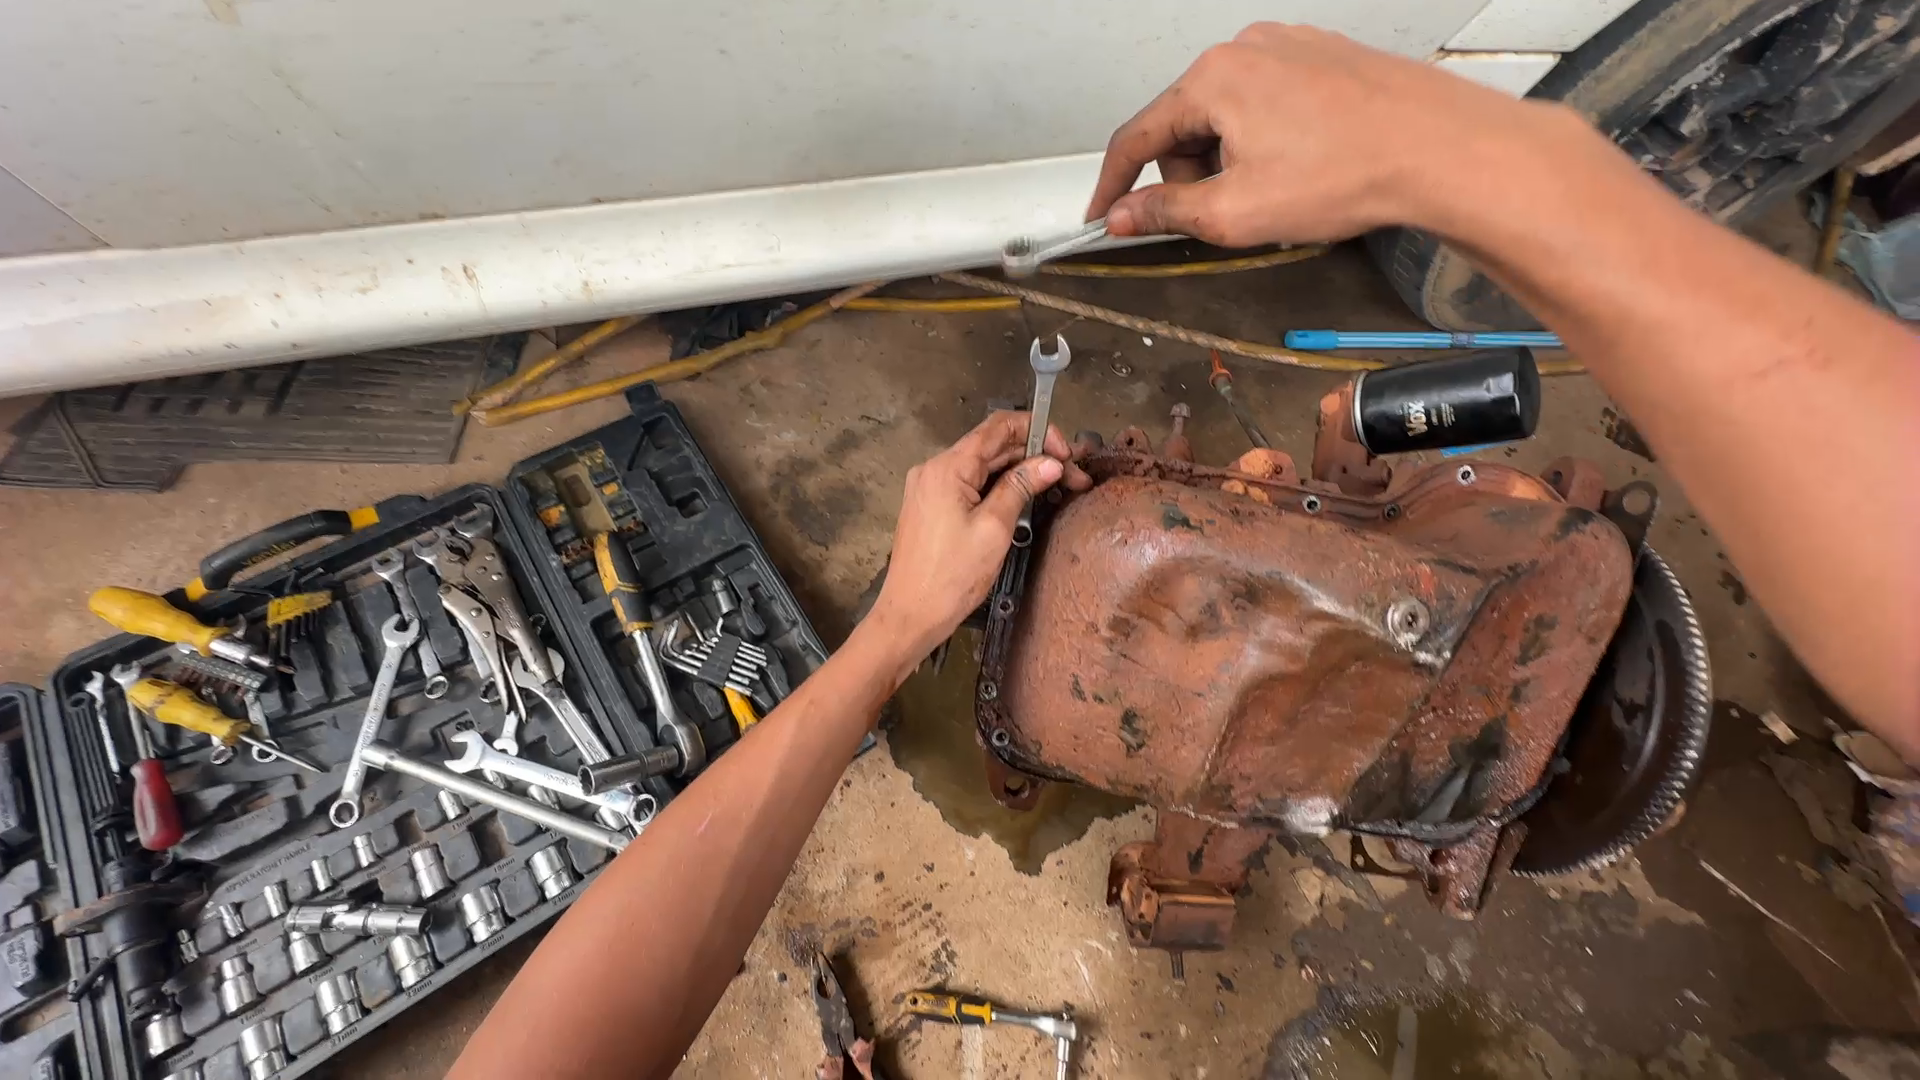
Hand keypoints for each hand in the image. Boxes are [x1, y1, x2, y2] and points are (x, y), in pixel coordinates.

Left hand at [869, 412, 1091, 660]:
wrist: (911, 614)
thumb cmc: (952, 576)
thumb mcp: (995, 528)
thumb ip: (1021, 487)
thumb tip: (1051, 463)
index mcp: (947, 468)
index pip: (997, 427)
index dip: (1036, 430)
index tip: (1064, 452)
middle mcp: (934, 469)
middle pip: (992, 447)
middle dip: (1034, 456)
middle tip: (1072, 476)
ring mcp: (930, 487)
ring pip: (983, 467)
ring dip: (1019, 473)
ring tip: (1056, 487)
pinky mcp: (932, 506)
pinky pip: (970, 485)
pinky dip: (998, 487)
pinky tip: (1024, 498)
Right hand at [1086, 23, 1546, 245]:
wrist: (1439, 150)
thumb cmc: (1340, 177)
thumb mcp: (1232, 212)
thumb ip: (1164, 212)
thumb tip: (1121, 216)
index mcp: (1212, 80)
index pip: (1136, 137)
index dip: (1112, 185)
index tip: (1103, 218)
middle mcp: (1244, 48)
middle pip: (1180, 126)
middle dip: (1186, 178)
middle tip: (1220, 216)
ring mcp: (1286, 46)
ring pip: (1220, 117)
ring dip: (1223, 163)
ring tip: (1265, 193)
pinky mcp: (1318, 58)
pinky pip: (1260, 104)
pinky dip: (1256, 142)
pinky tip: (1289, 168)